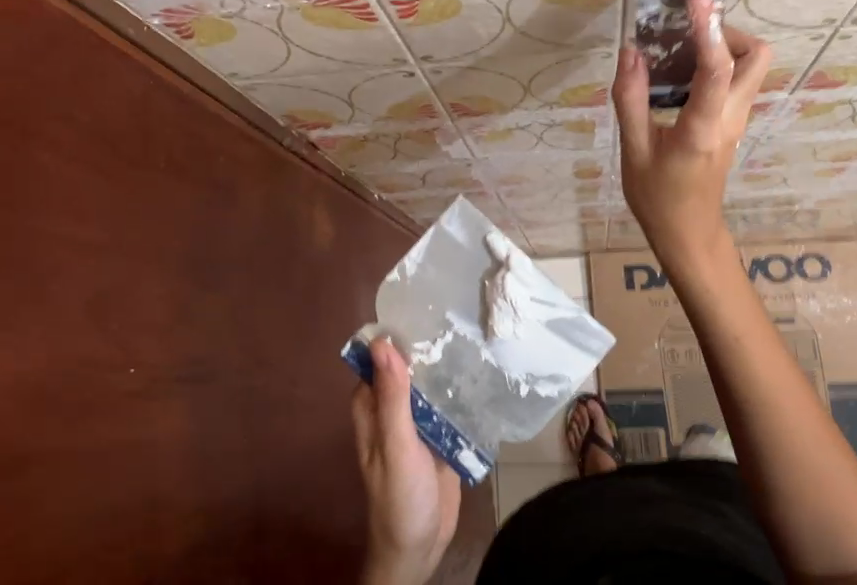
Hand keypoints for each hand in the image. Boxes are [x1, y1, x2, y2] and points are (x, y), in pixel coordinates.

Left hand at [352, 337, 460, 584]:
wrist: (419, 549)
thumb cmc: (399, 497)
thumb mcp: (395, 444)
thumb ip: (391, 397)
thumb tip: (382, 343)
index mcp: (372, 408)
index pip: (380, 359)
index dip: (397, 335)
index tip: (424, 307)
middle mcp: (393, 410)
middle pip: (410, 369)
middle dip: (430, 348)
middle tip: (460, 318)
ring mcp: (418, 424)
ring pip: (431, 386)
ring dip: (448, 369)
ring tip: (477, 338)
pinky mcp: (441, 438)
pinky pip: (449, 409)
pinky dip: (462, 395)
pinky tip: (484, 376)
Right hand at [612, 0, 770, 265]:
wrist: (688, 233)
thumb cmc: (658, 197)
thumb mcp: (633, 151)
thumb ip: (631, 101)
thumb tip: (631, 51)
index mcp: (703, 127)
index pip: (717, 67)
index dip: (708, 26)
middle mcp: (731, 118)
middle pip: (756, 57)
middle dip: (727, 32)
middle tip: (687, 33)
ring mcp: (738, 120)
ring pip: (751, 66)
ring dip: (723, 45)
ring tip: (678, 48)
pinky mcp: (733, 122)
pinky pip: (736, 79)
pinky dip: (716, 62)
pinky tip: (679, 71)